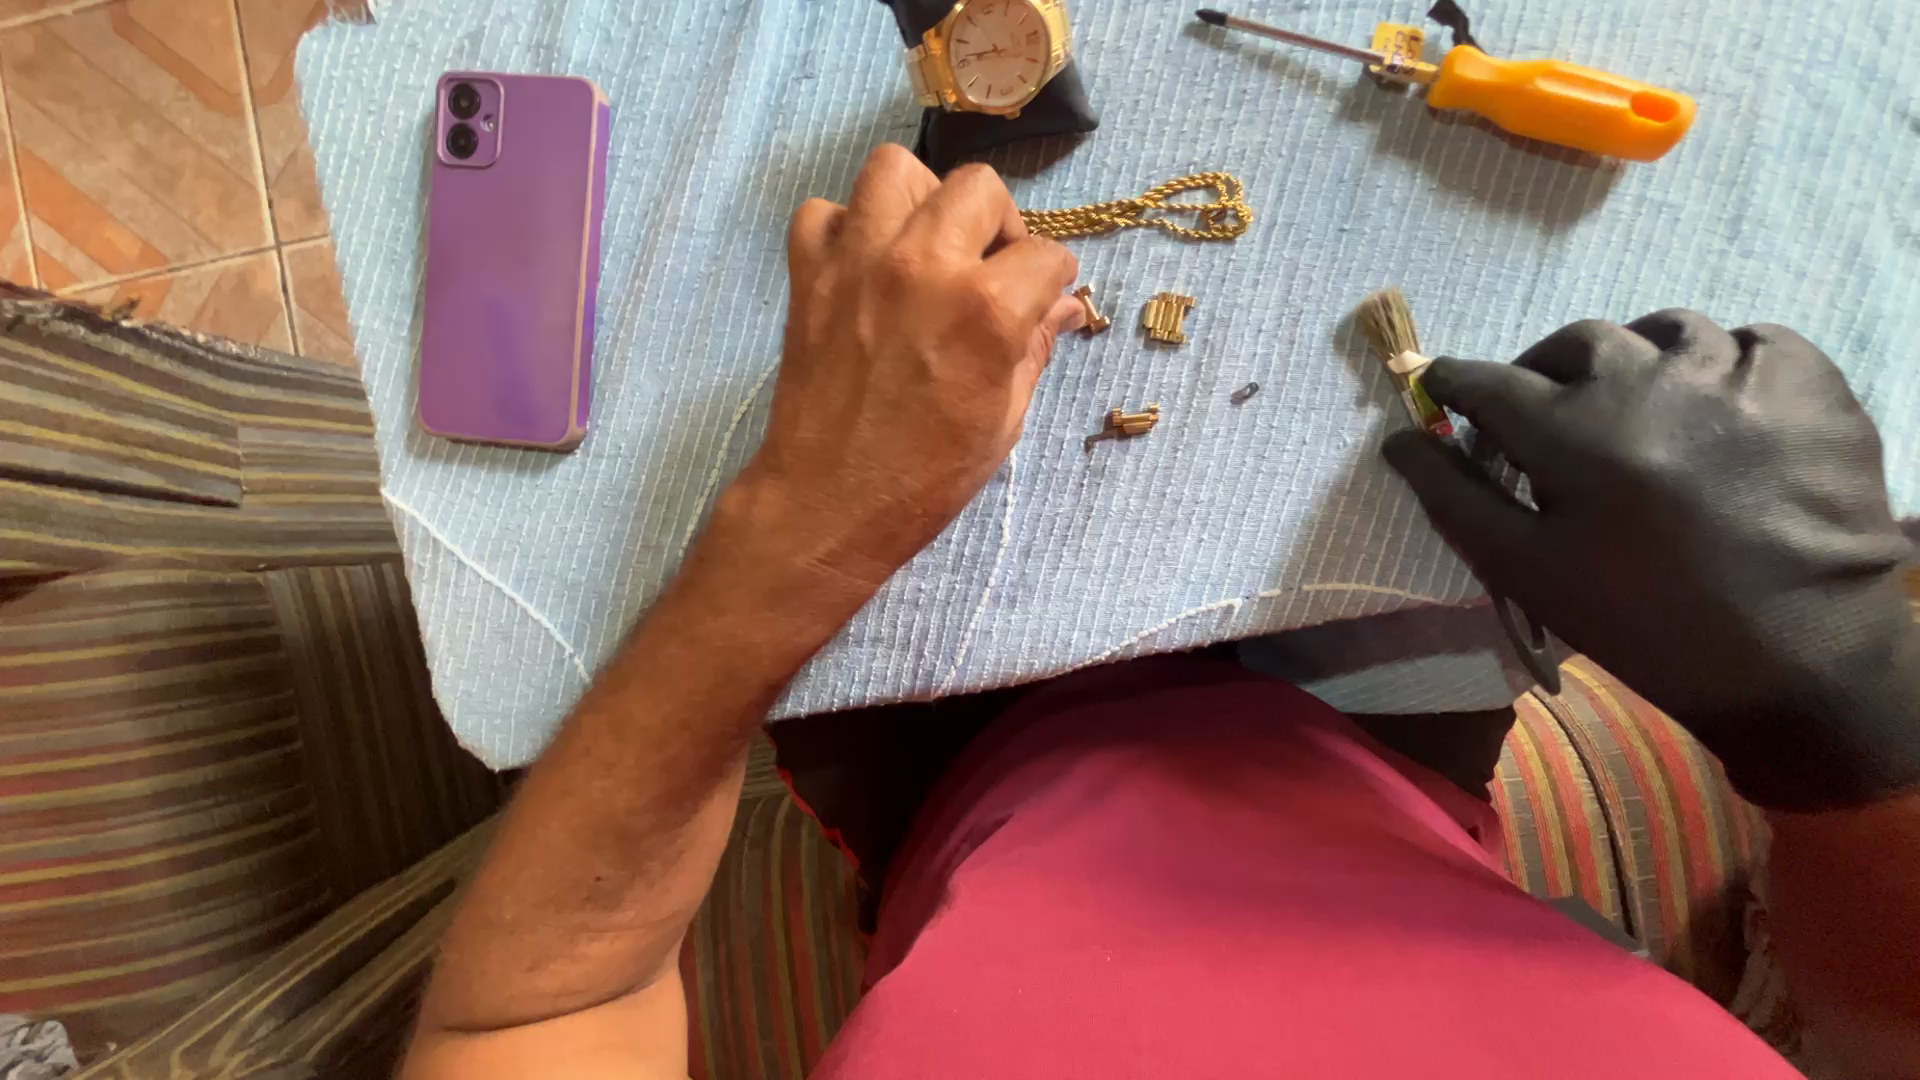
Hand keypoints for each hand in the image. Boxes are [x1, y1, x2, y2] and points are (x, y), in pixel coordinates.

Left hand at [721, 145, 1081, 597]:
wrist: (829, 503)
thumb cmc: (927, 478)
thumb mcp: (1003, 421)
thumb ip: (1035, 347)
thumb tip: (1065, 305)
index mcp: (985, 310)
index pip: (1045, 256)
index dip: (1054, 280)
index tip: (1046, 297)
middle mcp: (923, 264)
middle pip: (979, 188)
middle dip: (999, 227)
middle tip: (990, 272)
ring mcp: (857, 261)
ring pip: (895, 169)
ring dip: (923, 202)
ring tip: (927, 251)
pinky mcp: (807, 273)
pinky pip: (826, 211)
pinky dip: (848, 229)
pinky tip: (865, 269)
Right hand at [1383, 310, 1919, 809]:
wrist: (1793, 656)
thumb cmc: (1631, 614)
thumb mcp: (1517, 563)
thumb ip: (1451, 493)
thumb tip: (1399, 439)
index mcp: (1574, 433)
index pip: (1488, 381)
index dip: (1453, 382)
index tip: (1440, 387)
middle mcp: (1653, 385)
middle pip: (1572, 344)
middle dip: (1535, 370)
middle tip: (1533, 412)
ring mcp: (1742, 379)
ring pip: (1661, 330)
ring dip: (1622, 359)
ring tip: (1622, 404)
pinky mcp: (1815, 388)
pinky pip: (1749, 340)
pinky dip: (1712, 359)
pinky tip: (1704, 404)